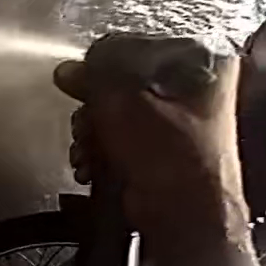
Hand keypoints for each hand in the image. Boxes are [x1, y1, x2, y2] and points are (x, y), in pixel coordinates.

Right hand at [54, 35, 247, 247]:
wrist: (185, 218)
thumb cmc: (171, 159)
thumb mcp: (124, 107)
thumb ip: (93, 81)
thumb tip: (66, 70)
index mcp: (199, 62)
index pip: (133, 47)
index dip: (99, 69)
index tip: (77, 84)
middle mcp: (192, 87)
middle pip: (120, 84)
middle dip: (93, 110)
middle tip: (87, 127)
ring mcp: (175, 120)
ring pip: (115, 113)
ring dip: (91, 135)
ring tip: (88, 154)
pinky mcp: (159, 148)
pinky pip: (119, 138)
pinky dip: (99, 152)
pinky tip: (92, 166)